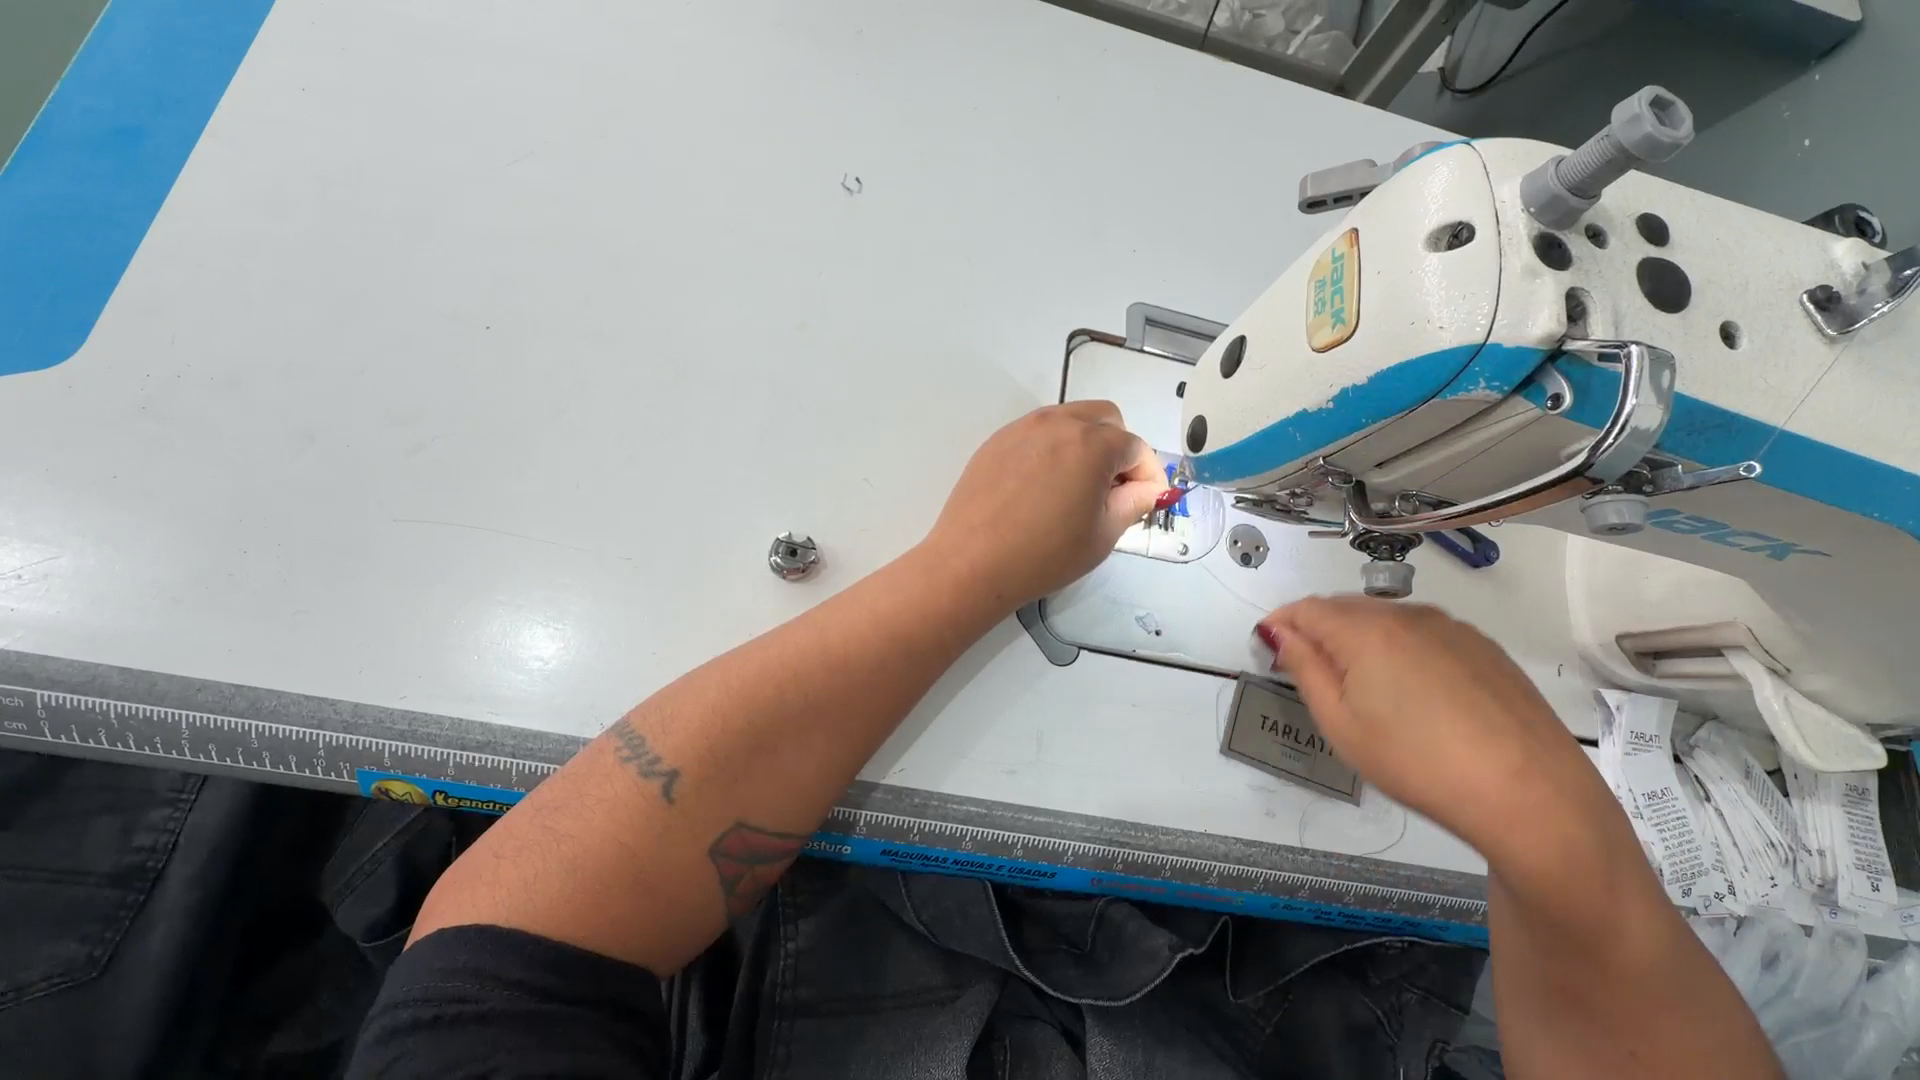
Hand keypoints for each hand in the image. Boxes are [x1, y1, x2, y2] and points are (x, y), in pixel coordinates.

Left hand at [924, 401, 1162, 606]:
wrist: (971, 562)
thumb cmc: (1044, 554)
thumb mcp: (1103, 535)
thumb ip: (1133, 503)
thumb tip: (1146, 487)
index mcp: (1093, 444)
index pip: (1135, 447)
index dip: (1147, 474)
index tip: (1145, 499)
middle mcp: (1058, 423)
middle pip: (1105, 418)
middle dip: (1118, 447)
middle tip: (1113, 487)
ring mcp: (1023, 428)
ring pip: (1069, 419)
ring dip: (1085, 442)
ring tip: (1078, 485)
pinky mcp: (997, 441)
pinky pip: (1037, 432)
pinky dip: (1051, 448)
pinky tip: (1042, 486)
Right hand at [1256, 596, 1605, 848]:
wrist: (1531, 793)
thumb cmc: (1418, 763)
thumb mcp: (1341, 724)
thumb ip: (1304, 668)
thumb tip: (1279, 631)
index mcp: (1367, 630)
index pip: (1306, 608)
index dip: (1281, 624)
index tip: (1268, 650)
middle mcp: (1409, 615)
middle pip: (1346, 608)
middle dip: (1318, 631)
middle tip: (1310, 676)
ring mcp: (1453, 629)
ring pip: (1387, 620)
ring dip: (1360, 640)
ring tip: (1363, 690)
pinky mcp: (1485, 649)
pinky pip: (1425, 635)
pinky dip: (1402, 650)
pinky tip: (1413, 696)